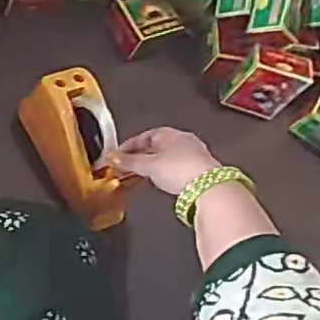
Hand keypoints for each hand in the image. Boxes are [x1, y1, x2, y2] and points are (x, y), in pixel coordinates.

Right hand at [107, 127, 223, 195]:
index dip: (128, 146)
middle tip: (125, 167)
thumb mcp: (148, 166)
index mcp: (169, 133)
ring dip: (149, 165)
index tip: (117, 156)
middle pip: (154, 146)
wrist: (207, 187)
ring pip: (164, 157)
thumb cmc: (179, 169)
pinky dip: (161, 172)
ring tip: (138, 175)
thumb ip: (128, 161)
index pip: (143, 136)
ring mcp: (192, 153)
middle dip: (138, 157)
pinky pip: (173, 167)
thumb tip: (113, 158)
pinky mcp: (197, 168)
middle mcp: (182, 140)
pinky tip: (156, 180)